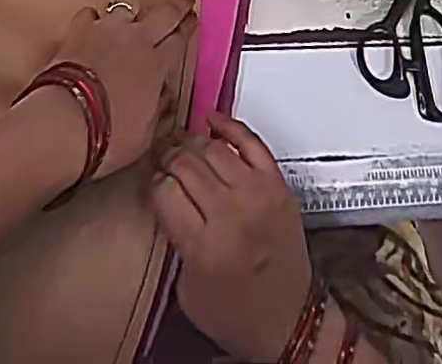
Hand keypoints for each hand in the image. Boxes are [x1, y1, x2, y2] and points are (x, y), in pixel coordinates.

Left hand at [47, 5, 172, 179]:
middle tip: (185, 0)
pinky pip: (91, 14)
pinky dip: (94, 17)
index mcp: (158, 64)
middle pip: (164, 13)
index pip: (179, 39)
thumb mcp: (145, 134)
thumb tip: (165, 95)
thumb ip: (158, 109)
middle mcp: (137, 40)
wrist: (64, 124)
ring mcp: (107, 30)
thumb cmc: (109, 137)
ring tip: (135, 9)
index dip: (188, 27)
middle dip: (177, 5)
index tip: (193, 19)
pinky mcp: (78, 30)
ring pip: (127, 4)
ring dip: (134, 6)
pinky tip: (93, 24)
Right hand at [151, 115, 312, 360]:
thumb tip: (162, 191)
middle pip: (186, 163)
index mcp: (204, 247)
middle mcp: (232, 214)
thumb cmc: (237, 312)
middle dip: (168, 157)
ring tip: (181, 144)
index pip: (165, 190)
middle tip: (161, 157)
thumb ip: (173, 237)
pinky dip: (230, 125)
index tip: (151, 180)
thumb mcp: (187, 288)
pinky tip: (213, 121)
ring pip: (213, 147)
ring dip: (192, 142)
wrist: (290, 321)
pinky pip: (250, 141)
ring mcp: (258, 195)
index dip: (154, 181)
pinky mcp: (278, 184)